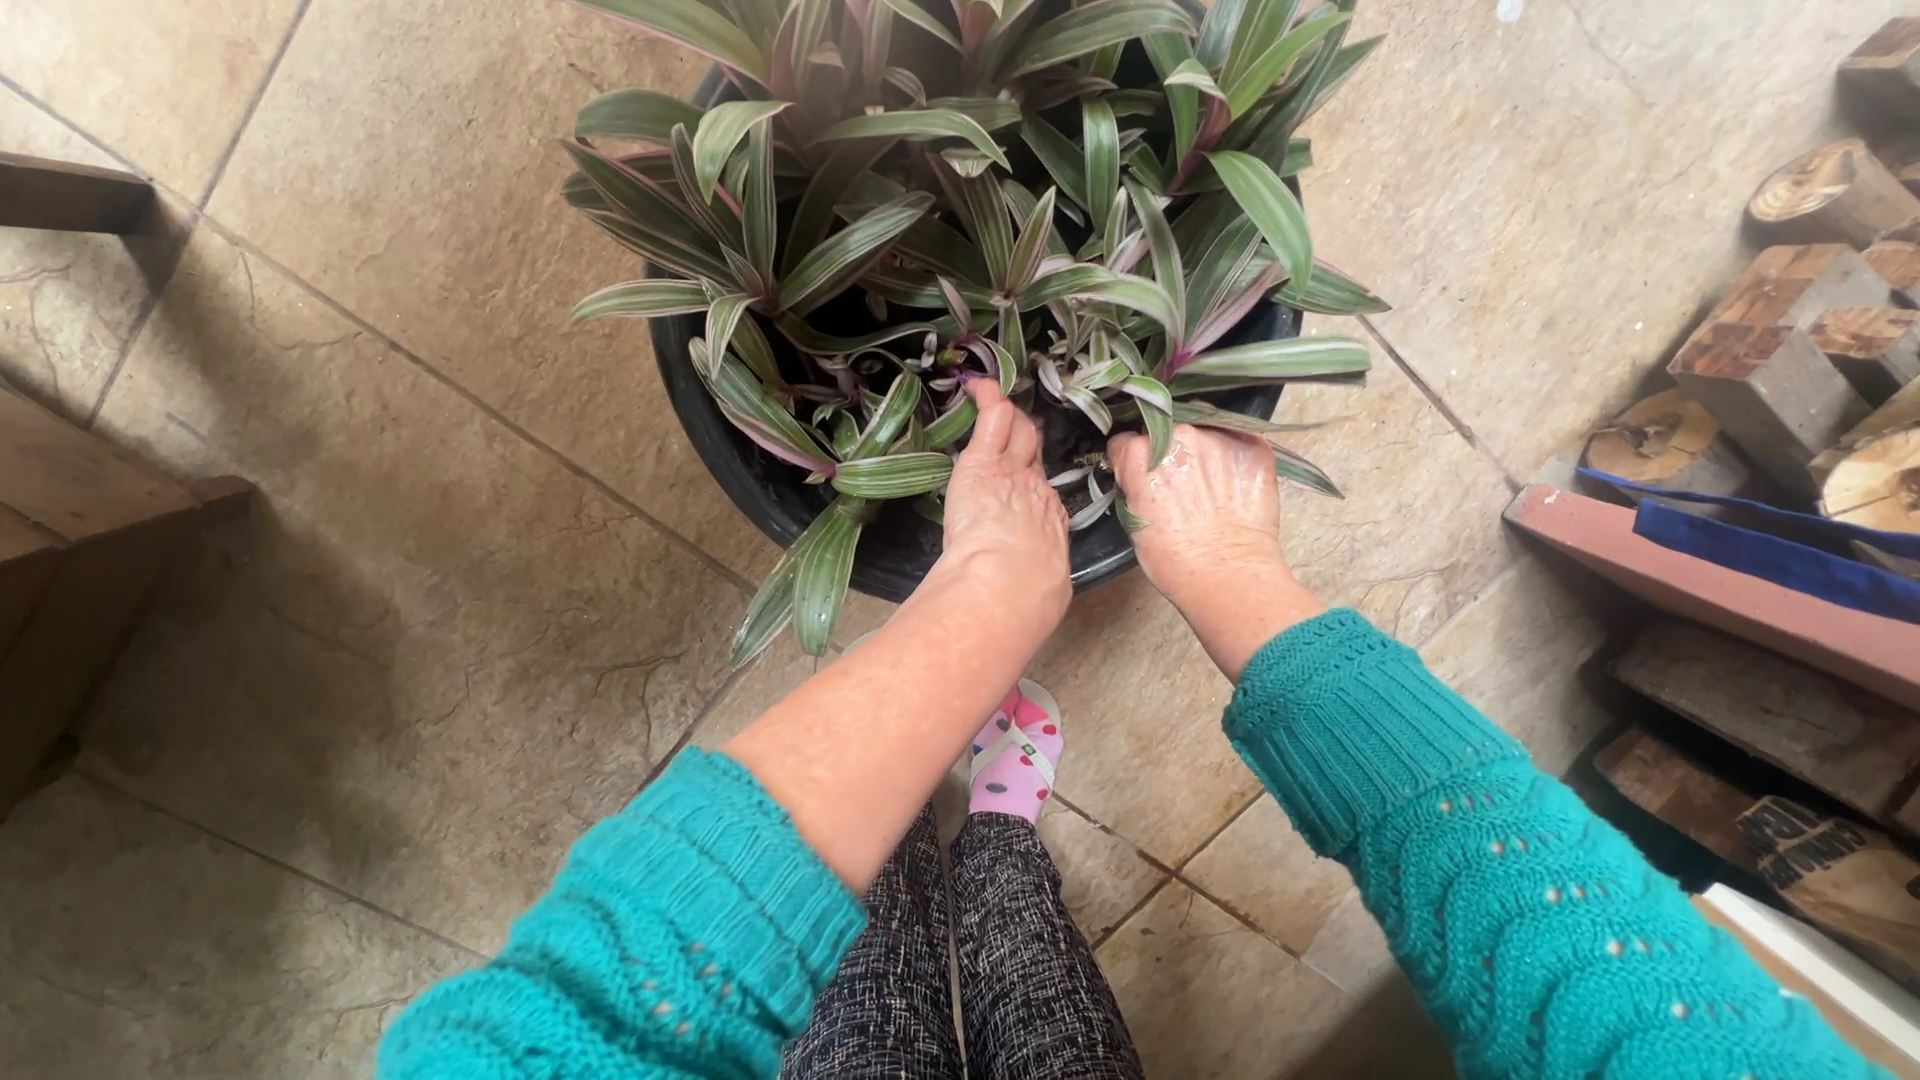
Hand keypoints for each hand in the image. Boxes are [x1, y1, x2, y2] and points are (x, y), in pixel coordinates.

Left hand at [922, 379, 1070, 626]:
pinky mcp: (984, 460)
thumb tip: (1037, 601)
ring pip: (1015, 431)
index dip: (1032, 473)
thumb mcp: (1038, 579)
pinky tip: (976, 386)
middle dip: (1026, 435)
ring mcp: (1010, 470)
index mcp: (1047, 518)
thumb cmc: (1026, 587)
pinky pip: (990, 421)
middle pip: (1033, 451)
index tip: (1025, 468)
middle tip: (1016, 422)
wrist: (1014, 575)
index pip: (1040, 485)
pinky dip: (985, 400)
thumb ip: (1036, 575)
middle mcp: (1034, 488)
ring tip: (994, 396)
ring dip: (1006, 414)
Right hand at [1109, 425, 1323, 679]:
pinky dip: (1231, 457)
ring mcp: (1218, 437)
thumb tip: (1141, 477)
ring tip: (1207, 486)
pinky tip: (1232, 486)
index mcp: (1140, 453)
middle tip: (1176, 485)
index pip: (1125, 443)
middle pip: (1164, 432)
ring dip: (1200, 452)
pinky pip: (1236, 441)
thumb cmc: (1173, 559)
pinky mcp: (1253, 445)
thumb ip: (1134, 485)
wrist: (1228, 575)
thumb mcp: (1132, 521)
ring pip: (1202, 432)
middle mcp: (1178, 435)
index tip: (1138, 477)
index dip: (1129, 462)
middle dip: (1166, 452)